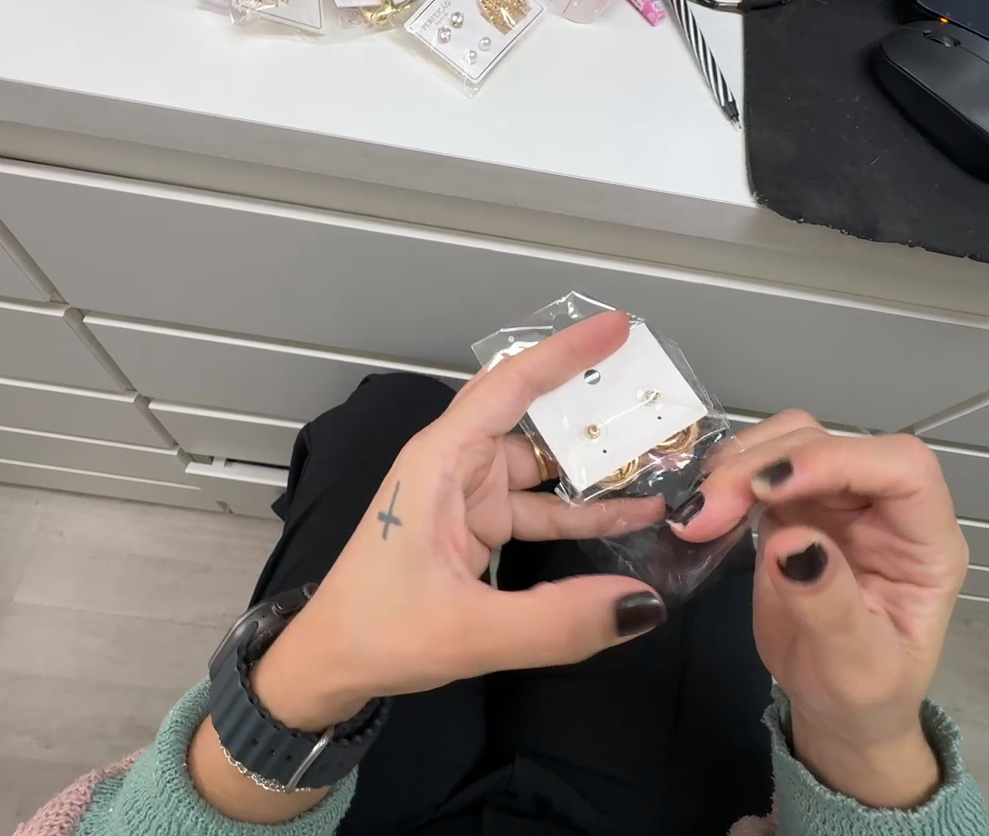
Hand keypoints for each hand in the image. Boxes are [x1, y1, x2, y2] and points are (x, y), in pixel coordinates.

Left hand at [193, 311, 668, 821]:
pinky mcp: (476, 520)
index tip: (617, 327)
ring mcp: (467, 490)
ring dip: (592, 464)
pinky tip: (628, 515)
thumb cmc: (380, 630)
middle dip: (587, 400)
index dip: (565, 352)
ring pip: (540, 461)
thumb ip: (559, 621)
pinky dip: (579, 510)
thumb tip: (645, 602)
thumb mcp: (471, 631)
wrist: (332, 661)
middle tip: (651, 391)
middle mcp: (455, 460)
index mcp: (440, 459)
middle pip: (530, 413)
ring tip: (656, 457)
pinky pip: (538, 504)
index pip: (510, 384)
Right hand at [671, 411, 968, 807]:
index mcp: (924, 542)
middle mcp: (882, 506)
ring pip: (788, 438)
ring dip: (736, 463)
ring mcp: (836, 497)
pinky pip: (757, 461)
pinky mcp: (793, 501)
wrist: (833, 705)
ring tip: (697, 514)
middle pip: (826, 442)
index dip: (834, 461)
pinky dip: (723, 474)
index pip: (901, 466)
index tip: (768, 491)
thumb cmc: (861, 696)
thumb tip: (790, 542)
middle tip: (704, 514)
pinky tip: (702, 509)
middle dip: (760, 466)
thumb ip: (829, 606)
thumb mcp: (855, 670)